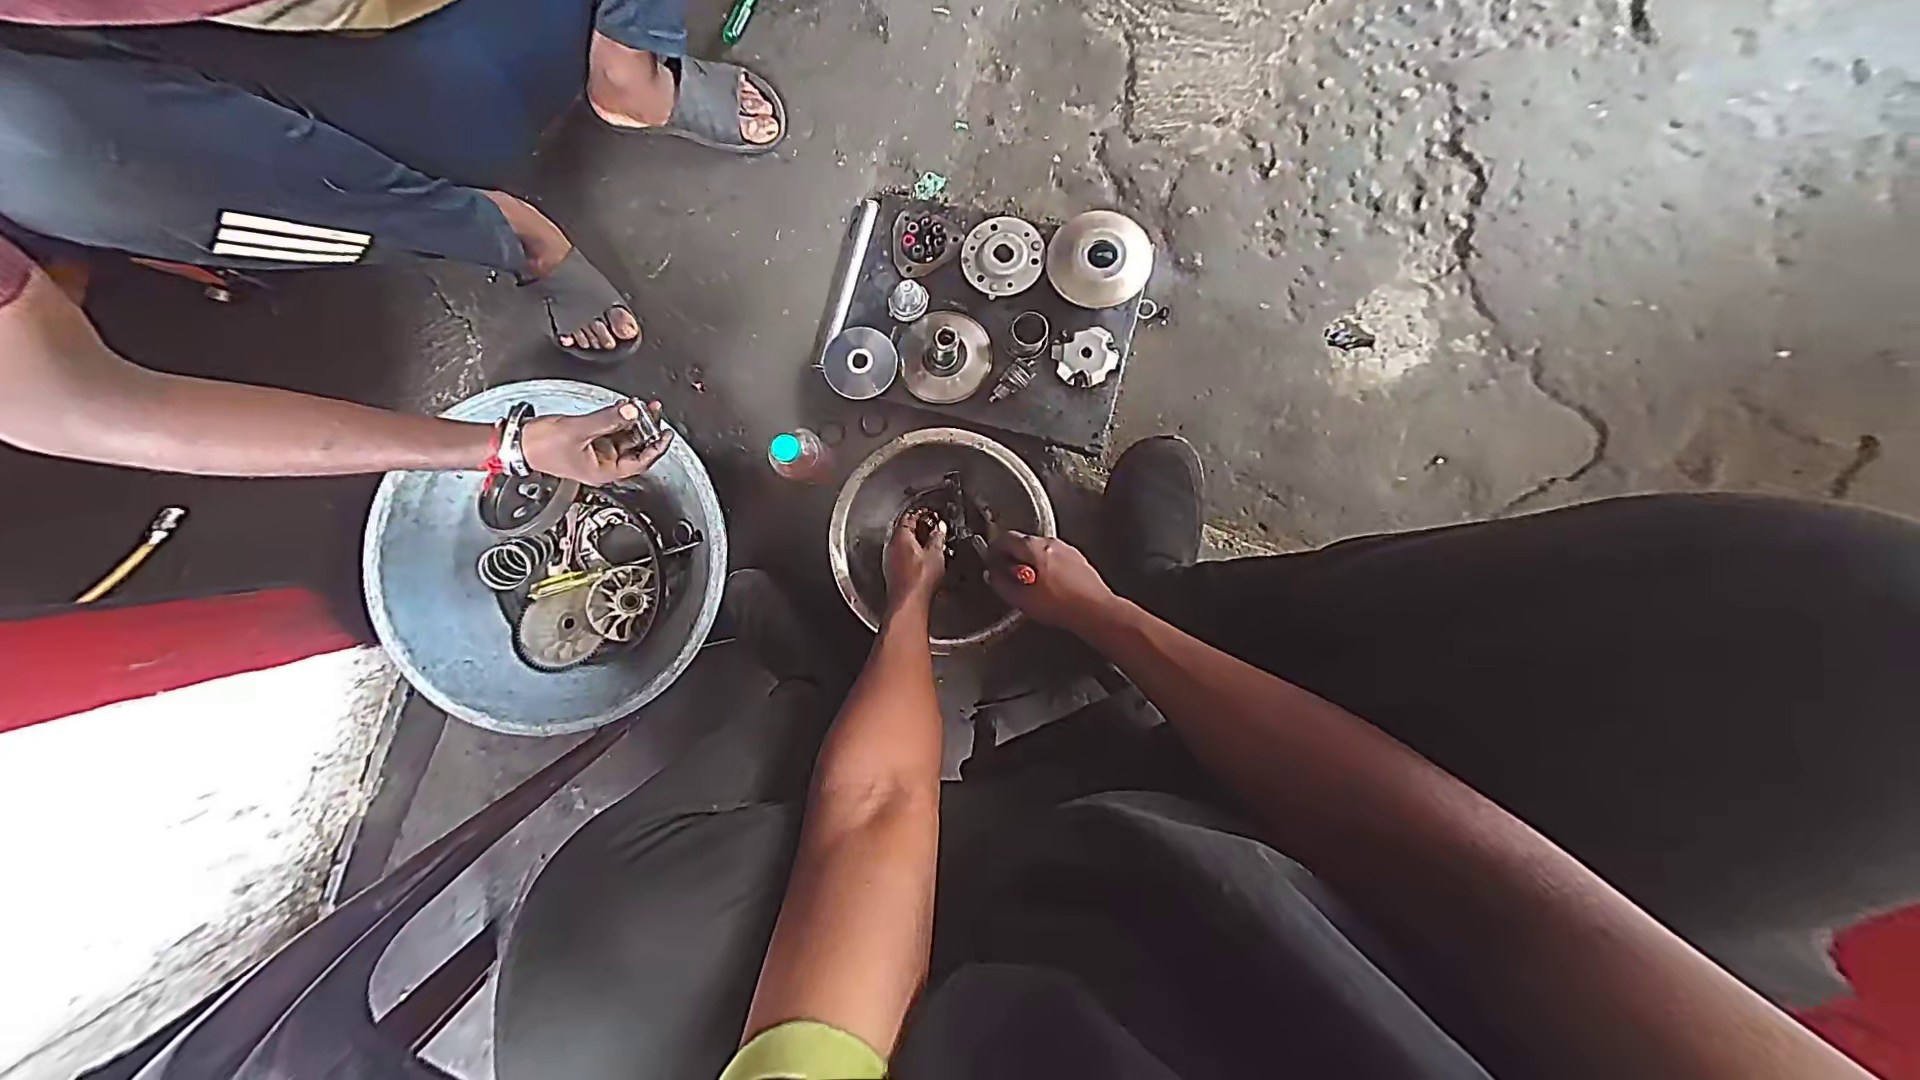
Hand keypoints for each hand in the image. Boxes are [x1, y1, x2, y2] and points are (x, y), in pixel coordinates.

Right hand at [520, 400, 671, 484]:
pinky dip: (620, 419)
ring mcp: (599, 451)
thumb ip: (608, 420)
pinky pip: (612, 429)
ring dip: (634, 421)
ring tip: (644, 406)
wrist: (513, 441)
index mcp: (606, 471)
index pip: (641, 462)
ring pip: (625, 436)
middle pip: (636, 447)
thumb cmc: (540, 446)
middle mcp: (605, 463)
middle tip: (655, 413)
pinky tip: (626, 408)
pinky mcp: (591, 440)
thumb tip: (632, 411)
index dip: (656, 448)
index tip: (666, 433)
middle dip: (646, 429)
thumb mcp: (578, 430)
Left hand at [884, 511, 946, 617]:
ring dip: (914, 541)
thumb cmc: (919, 579)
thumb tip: (939, 529)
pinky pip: (901, 557)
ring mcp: (890, 561)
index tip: (927, 514)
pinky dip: (911, 554)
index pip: (908, 518)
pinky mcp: (893, 573)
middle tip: (929, 526)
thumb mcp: (935, 554)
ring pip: (902, 544)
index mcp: (900, 538)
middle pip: (903, 530)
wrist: (908, 603)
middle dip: (916, 527)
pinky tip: (920, 560)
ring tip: (928, 542)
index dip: (919, 514)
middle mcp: (892, 547)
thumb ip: (937, 538)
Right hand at [986, 532, 1120, 634]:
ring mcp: (1066, 549)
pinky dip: (1047, 568)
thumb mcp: (1019, 598)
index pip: (1005, 539)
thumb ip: (1000, 583)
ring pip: (1040, 551)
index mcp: (1033, 547)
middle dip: (1013, 558)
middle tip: (1008, 577)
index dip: (994, 551)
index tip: (992, 562)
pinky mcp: (1078, 560)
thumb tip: (993, 574)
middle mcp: (1050, 543)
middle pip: (1023, 543)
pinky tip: (1049, 588)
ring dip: (1031, 564)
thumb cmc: (1059, 604)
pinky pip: (1055, 559)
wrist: (1094, 611)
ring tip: (1030, 587)